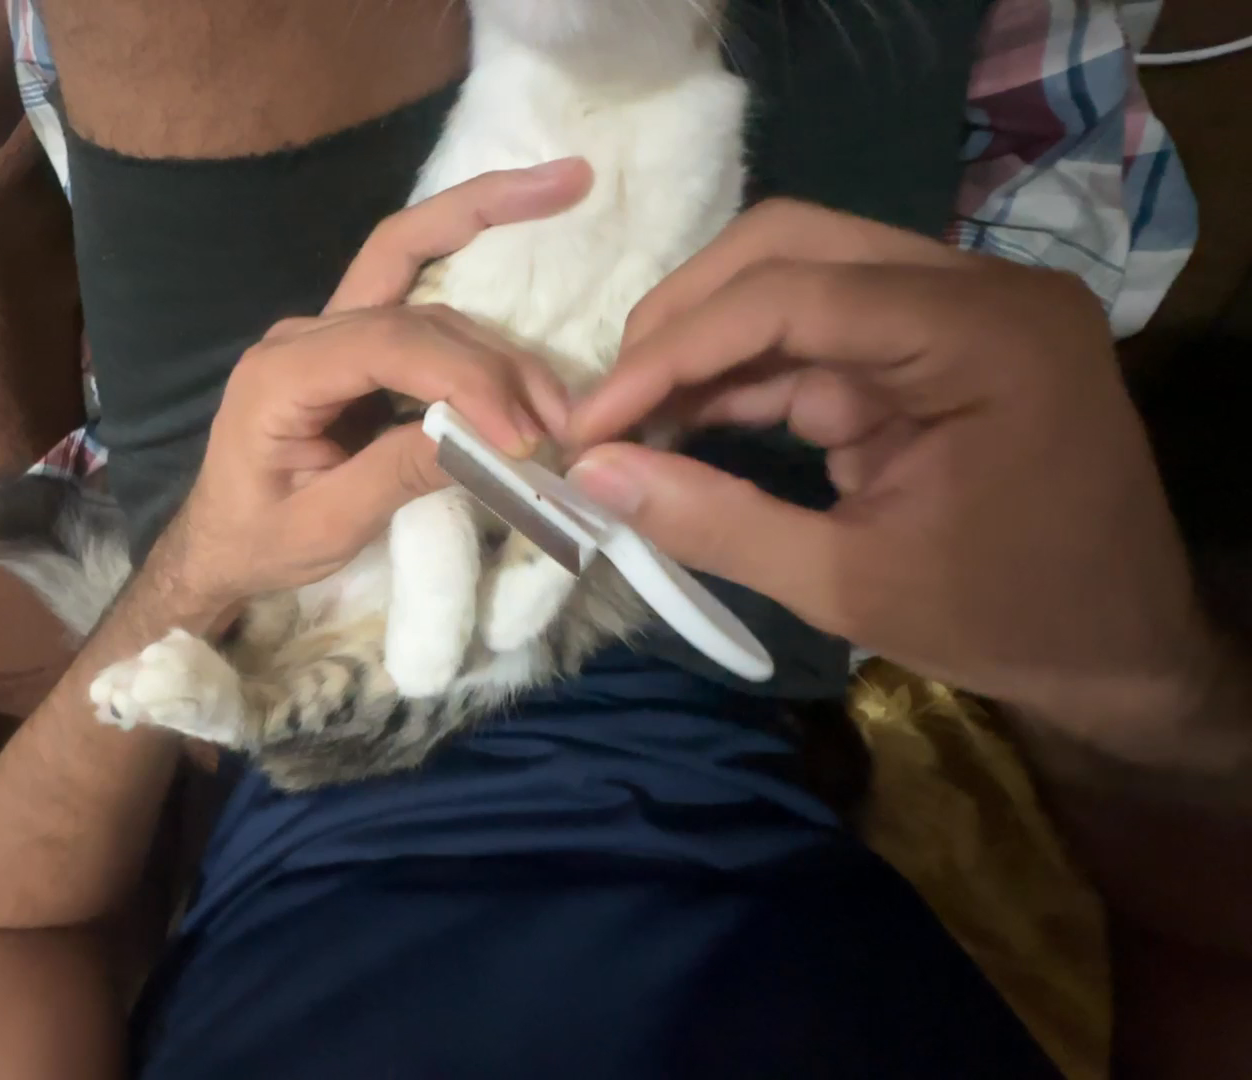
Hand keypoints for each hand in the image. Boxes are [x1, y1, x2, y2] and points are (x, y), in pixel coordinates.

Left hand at [153, 159, 592, 607]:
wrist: (220, 541)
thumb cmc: (259, 541)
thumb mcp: (325, 525)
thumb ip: (396, 475)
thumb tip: (486, 439)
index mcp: (278, 376)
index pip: (385, 344)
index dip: (464, 379)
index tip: (521, 437)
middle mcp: (301, 337)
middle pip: (413, 309)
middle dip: (494, 359)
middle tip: (560, 418)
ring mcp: (325, 335)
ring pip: (424, 302)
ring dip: (497, 347)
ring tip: (556, 404)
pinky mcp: (349, 351)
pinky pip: (419, 316)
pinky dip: (477, 342)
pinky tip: (524, 367)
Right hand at [567, 199, 1221, 758]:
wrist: (1113, 646)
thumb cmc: (1001, 617)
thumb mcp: (844, 585)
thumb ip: (714, 523)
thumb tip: (590, 475)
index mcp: (981, 337)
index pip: (790, 296)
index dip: (671, 353)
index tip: (591, 425)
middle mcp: (966, 293)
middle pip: (783, 246)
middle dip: (677, 320)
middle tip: (612, 403)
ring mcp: (938, 314)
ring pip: (779, 275)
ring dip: (691, 343)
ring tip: (628, 418)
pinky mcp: (907, 350)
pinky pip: (792, 335)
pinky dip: (723, 375)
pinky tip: (675, 424)